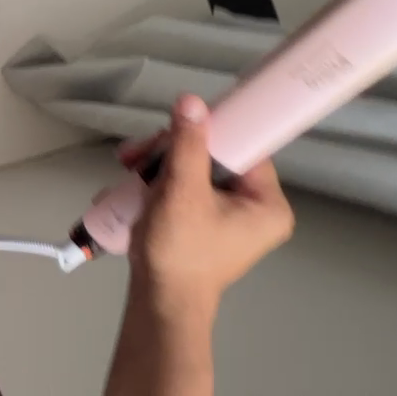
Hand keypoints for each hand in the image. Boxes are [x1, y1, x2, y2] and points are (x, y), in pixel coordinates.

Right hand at [128, 95, 294, 316]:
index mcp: (267, 204)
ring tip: (129, 166)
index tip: (178, 122)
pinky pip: (183, 180)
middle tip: (139, 153)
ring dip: (157, 159)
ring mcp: (228, 213)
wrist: (161, 296)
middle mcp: (254, 206)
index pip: (246, 146)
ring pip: (192, 164)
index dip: (213, 129)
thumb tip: (192, 100)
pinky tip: (135, 178)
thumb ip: (188, 144)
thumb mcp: (182, 190)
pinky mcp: (202, 216)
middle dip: (171, 148)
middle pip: (212, 153)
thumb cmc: (181, 247)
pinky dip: (158, 175)